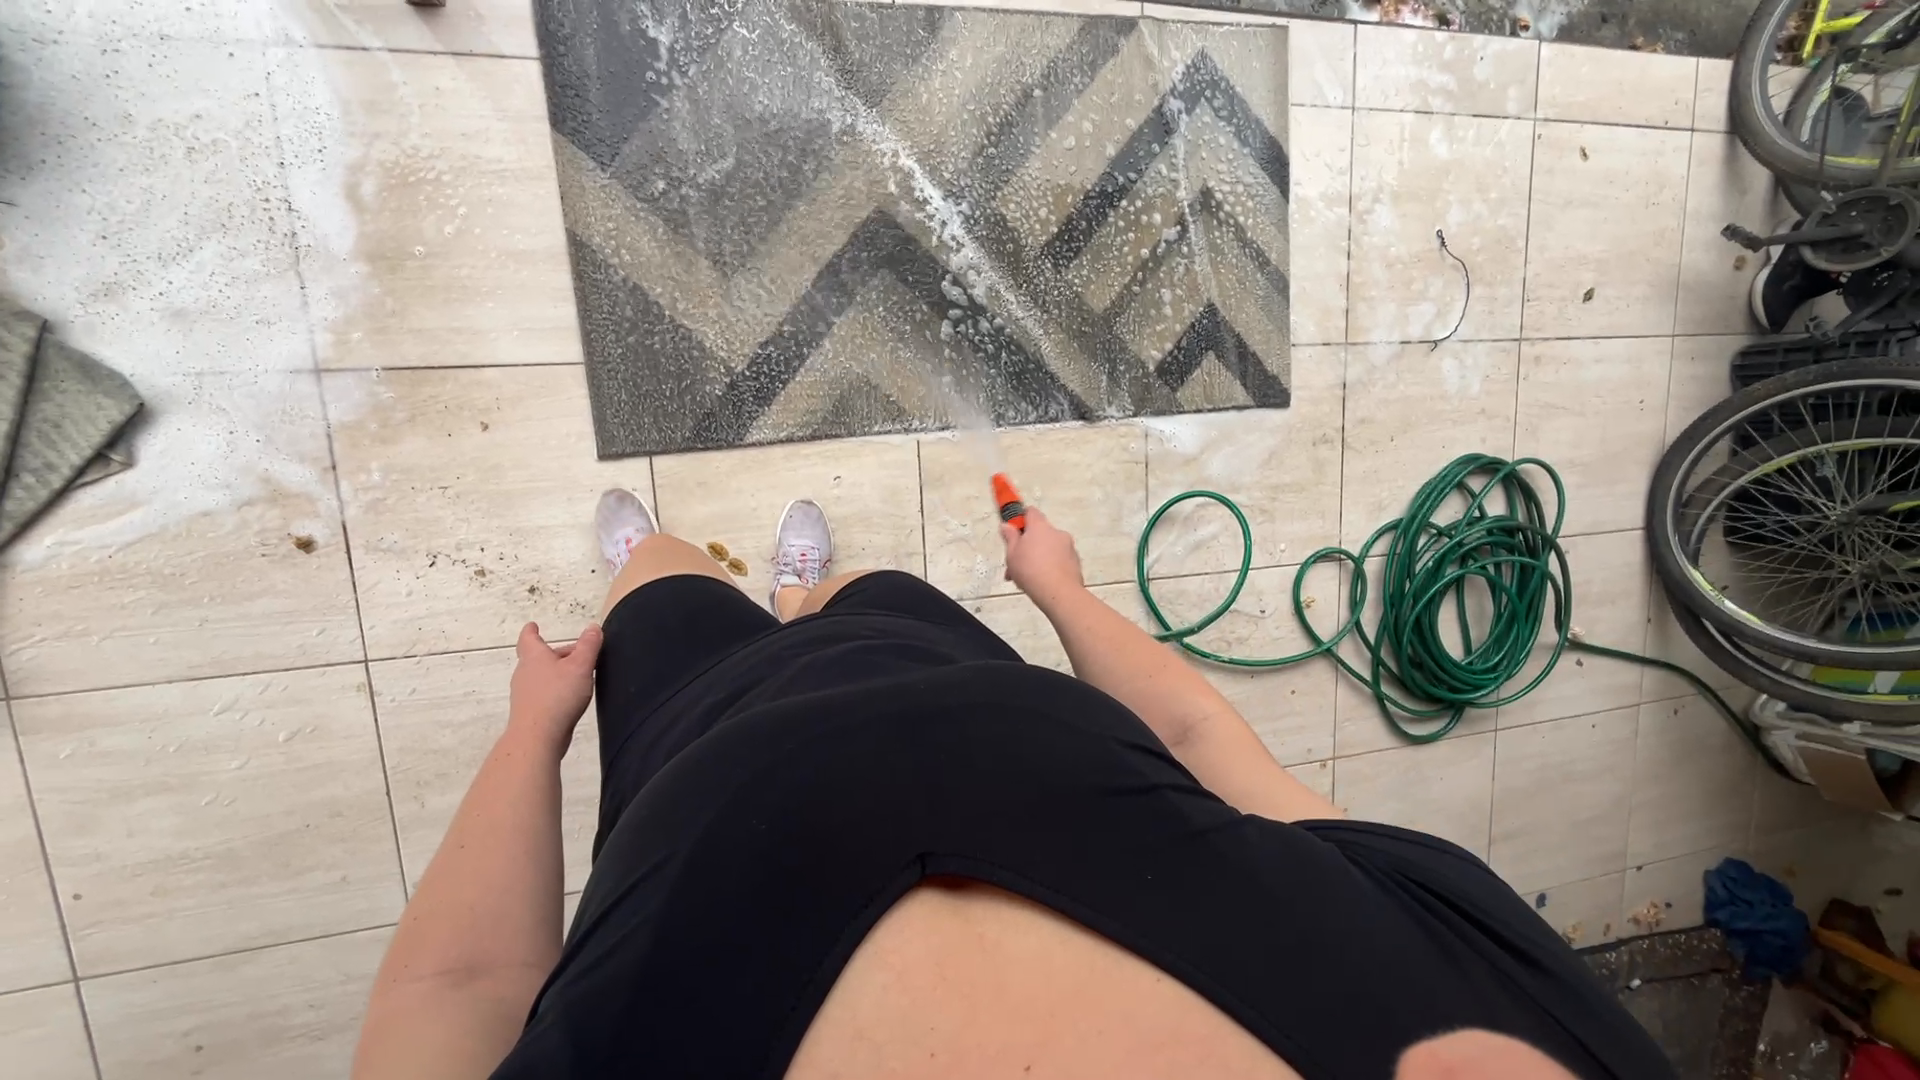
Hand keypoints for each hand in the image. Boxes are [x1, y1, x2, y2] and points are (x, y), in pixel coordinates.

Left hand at [506, 622, 601, 754]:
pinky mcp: (530, 710)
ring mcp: (524, 693)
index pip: (529, 639)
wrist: (538, 736)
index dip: (532, 631)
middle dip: (557, 654)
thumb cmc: (558, 695)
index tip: (533, 626)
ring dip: (557, 672)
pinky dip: (555, 689)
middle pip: (540, 657)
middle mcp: (525, 672)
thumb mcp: (580, 666)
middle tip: (578, 653)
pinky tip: (571, 697)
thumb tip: (592, 627)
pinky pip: (543, 692)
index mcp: (534, 657)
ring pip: (542, 675)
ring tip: (579, 676)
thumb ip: (589, 646)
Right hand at [1000, 506, 1084, 608]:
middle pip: (1040, 532)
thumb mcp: (1012, 554)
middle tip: (1016, 562)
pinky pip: (1059, 559)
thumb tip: (1006, 525)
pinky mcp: (1075, 561)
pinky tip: (1041, 582)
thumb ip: (1009, 538)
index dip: (1021, 519)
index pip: (1030, 512)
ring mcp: (1069, 546)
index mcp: (1039, 526)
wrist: (1059, 592)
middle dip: (1028, 545)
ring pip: (1049, 548)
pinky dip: (1050, 566)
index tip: (1014, 532)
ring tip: (1026, 578)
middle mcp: (1056, 532)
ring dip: (1038, 557)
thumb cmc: (1030, 570)